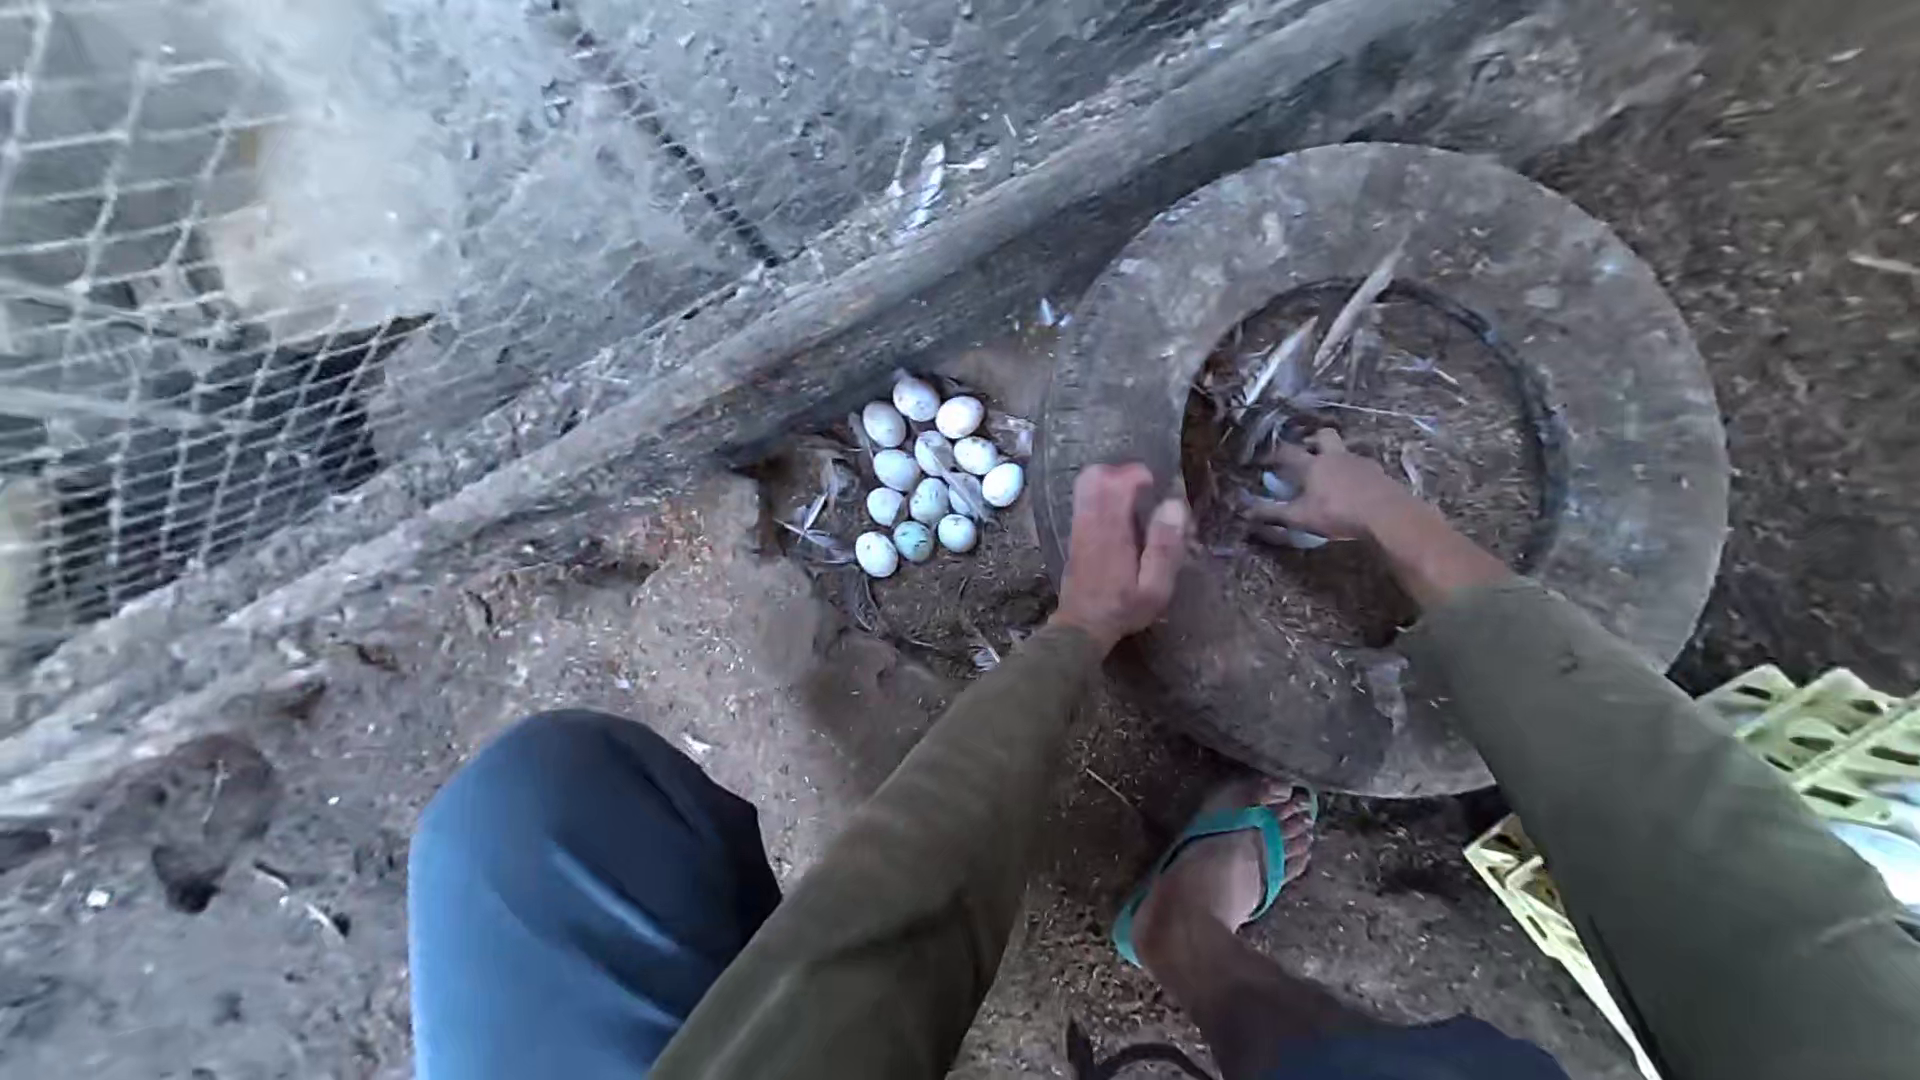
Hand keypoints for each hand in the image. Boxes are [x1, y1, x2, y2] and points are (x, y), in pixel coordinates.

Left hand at [1051, 463, 1188, 653]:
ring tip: (1136, 500)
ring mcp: (1078, 526)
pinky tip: (1122, 515)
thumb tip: (1174, 504)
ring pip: (1086, 484)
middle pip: (1095, 475)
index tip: (1159, 488)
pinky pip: (1084, 498)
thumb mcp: (1155, 588)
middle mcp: (1089, 522)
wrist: (1082, 626)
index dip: (1139, 475)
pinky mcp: (1075, 533)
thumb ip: (1165, 546)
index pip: (1116, 482)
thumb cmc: (1123, 609)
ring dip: (1112, 482)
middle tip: (1146, 490)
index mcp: (1111, 531)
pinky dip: (1103, 494)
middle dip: (1123, 473)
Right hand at [1241, 429, 1420, 541]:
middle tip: (1305, 451)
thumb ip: (1272, 513)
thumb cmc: (1338, 513)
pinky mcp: (1378, 473)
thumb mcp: (1300, 517)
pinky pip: (1360, 467)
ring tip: (1328, 475)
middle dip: (1312, 440)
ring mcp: (1360, 462)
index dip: (1272, 453)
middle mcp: (1335, 457)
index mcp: (1312, 465)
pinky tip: (1351, 488)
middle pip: (1323, 436)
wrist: (1389, 516)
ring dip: (1334, 458)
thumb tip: (1245, 511)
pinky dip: (1352, 473)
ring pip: (1343, 451)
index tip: (1262, 458)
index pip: (1286, 452)